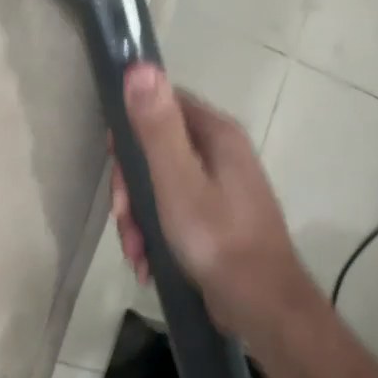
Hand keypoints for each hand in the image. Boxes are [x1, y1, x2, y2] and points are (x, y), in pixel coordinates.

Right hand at [111, 62, 306, 332]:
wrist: (264, 312)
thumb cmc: (218, 241)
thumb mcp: (176, 182)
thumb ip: (156, 127)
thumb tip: (139, 66)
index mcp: (217, 135)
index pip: (161, 103)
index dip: (130, 129)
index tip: (113, 163)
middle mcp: (221, 153)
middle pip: (156, 149)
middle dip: (131, 188)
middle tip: (123, 221)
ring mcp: (221, 188)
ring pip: (160, 185)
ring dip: (138, 218)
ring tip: (135, 253)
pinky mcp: (217, 219)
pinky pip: (173, 211)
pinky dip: (155, 234)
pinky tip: (147, 264)